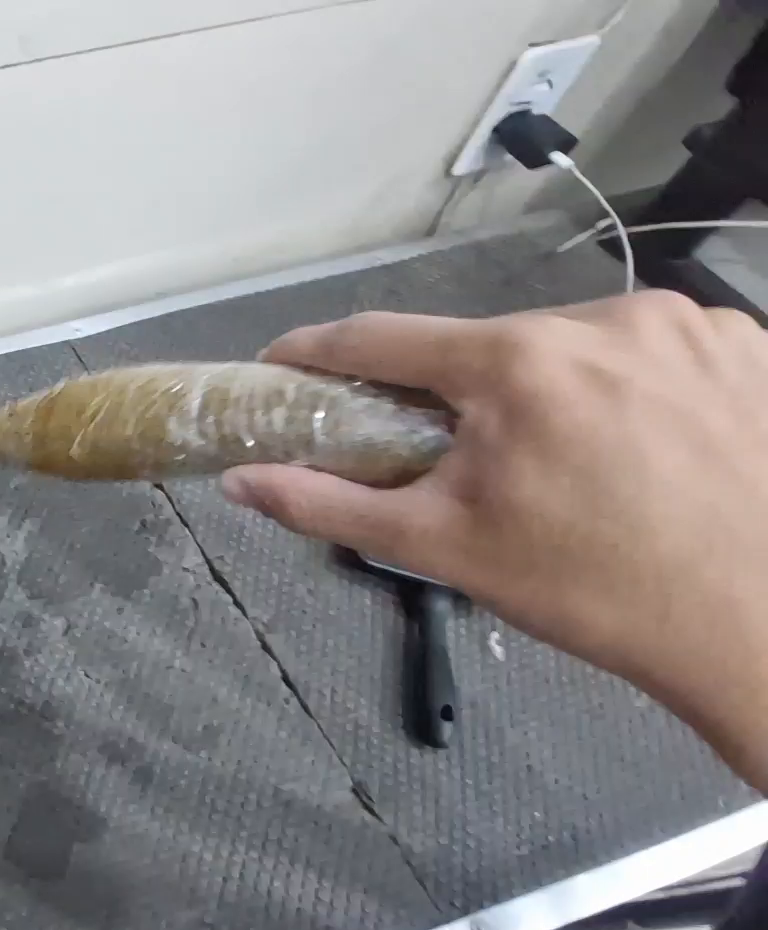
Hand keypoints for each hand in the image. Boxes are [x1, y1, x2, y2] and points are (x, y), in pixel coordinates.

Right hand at [221, 293, 767, 765]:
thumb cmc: (584, 585)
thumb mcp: (431, 545)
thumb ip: (320, 504)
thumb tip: (237, 481)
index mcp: (517, 364)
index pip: (381, 336)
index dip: (316, 349)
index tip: (280, 365)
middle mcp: (605, 320)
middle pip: (473, 343)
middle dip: (434, 387)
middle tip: (427, 447)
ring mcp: (690, 325)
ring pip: (554, 343)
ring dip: (518, 385)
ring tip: (530, 453)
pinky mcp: (749, 343)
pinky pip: (631, 348)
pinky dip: (596, 383)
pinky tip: (613, 440)